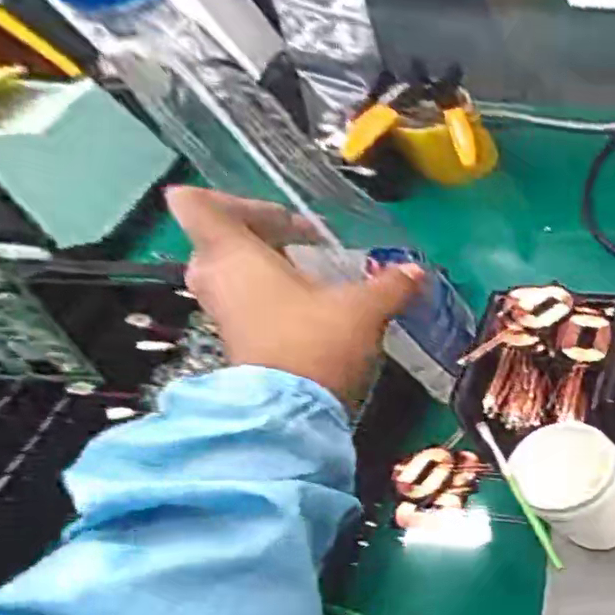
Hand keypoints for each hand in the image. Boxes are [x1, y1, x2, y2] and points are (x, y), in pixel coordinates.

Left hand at [166, 186, 425, 409]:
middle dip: (266, 241)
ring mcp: (221, 312)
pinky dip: (274, 303)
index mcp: (232, 253)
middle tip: (309, 252)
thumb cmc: (318, 343)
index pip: (198, 203)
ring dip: (271, 274)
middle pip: (222, 239)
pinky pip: (247, 305)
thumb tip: (416, 271)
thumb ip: (390, 285)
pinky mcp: (237, 341)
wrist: (295, 411)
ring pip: (236, 274)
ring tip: (316, 285)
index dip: (241, 204)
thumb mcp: (364, 309)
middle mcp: (214, 276)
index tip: (287, 222)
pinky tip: (314, 317)